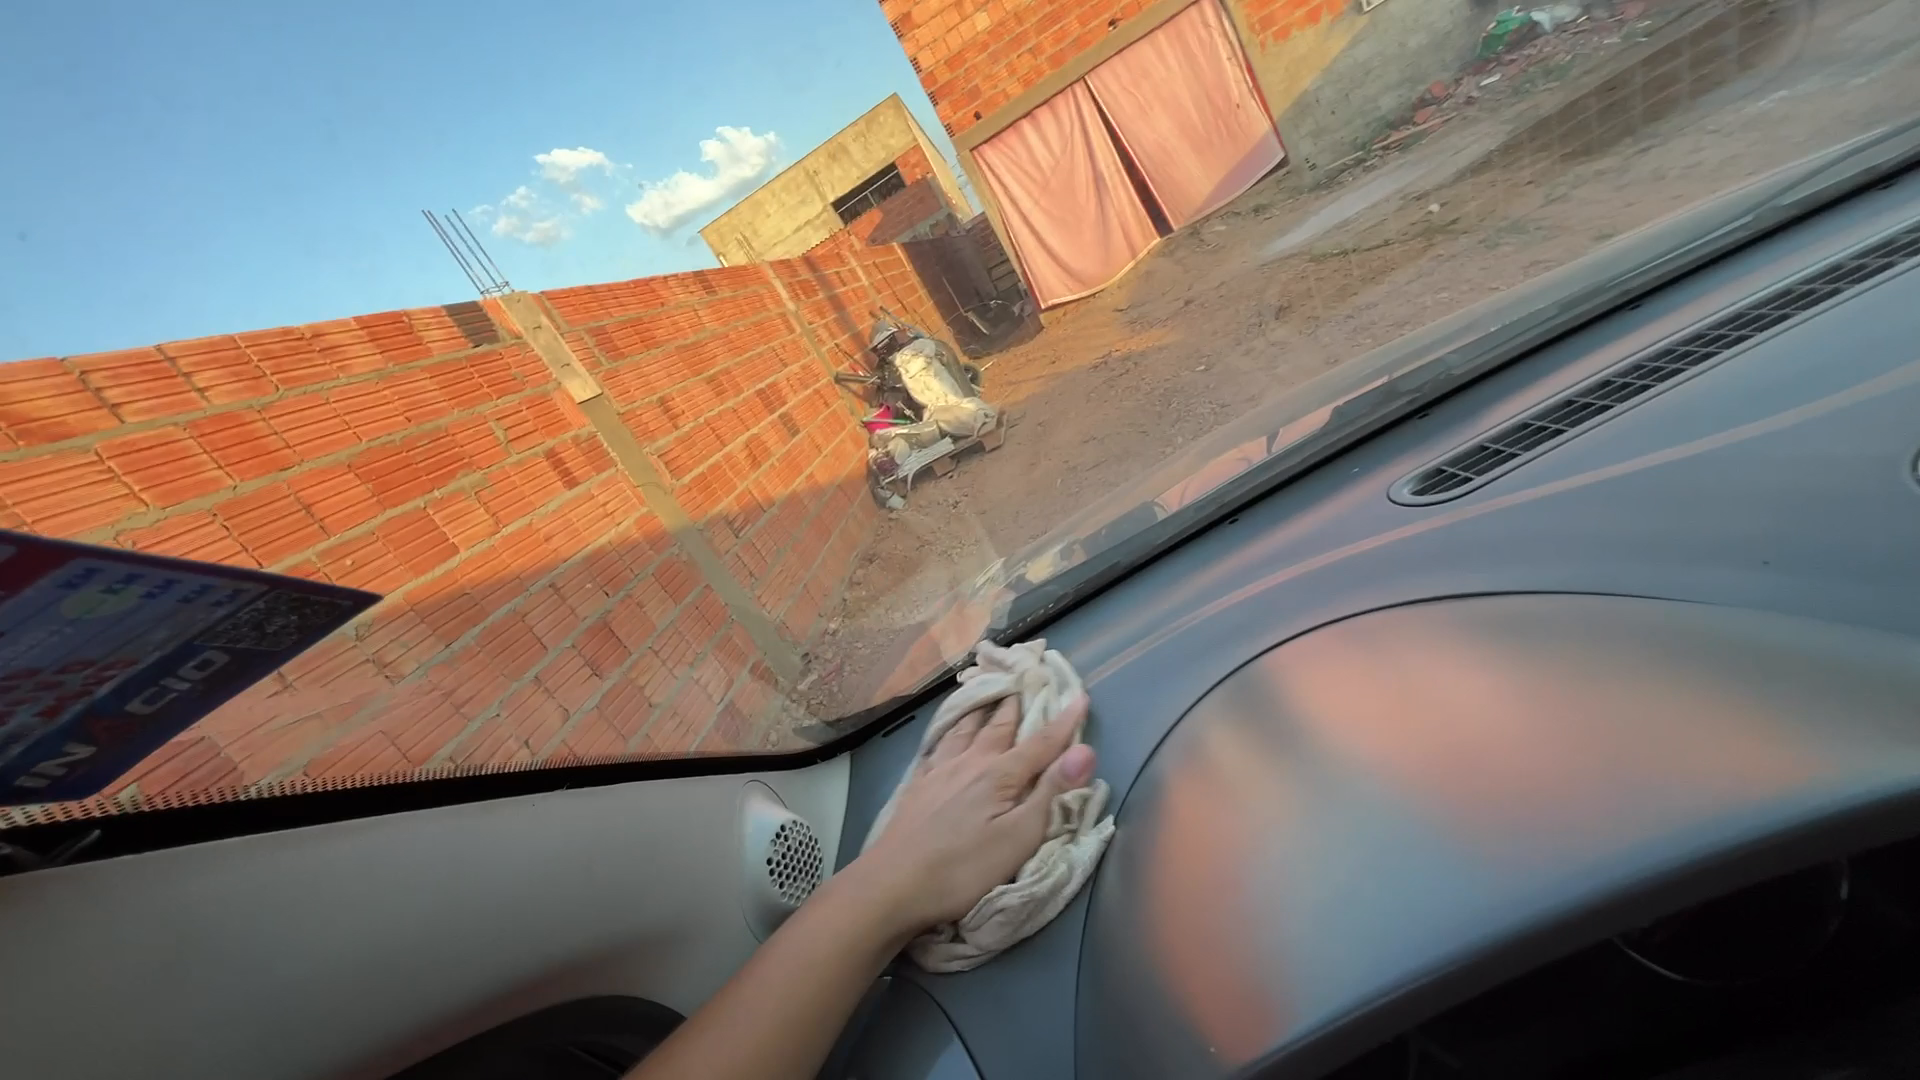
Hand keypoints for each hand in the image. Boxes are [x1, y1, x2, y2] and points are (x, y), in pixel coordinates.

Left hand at [853, 692, 1095, 941]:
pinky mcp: (918, 786)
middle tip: (1025, 682)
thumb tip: (1085, 751)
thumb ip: (1051, 792)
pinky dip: (948, 733)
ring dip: (981, 711)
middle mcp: (970, 762)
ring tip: (987, 695)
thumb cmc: (964, 868)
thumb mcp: (1019, 837)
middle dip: (1016, 705)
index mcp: (999, 775)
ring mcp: (939, 771)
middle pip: (998, 727)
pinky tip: (945, 736)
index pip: (1041, 743)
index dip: (1064, 722)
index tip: (1081, 696)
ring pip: (964, 730)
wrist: (893, 883)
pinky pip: (937, 747)